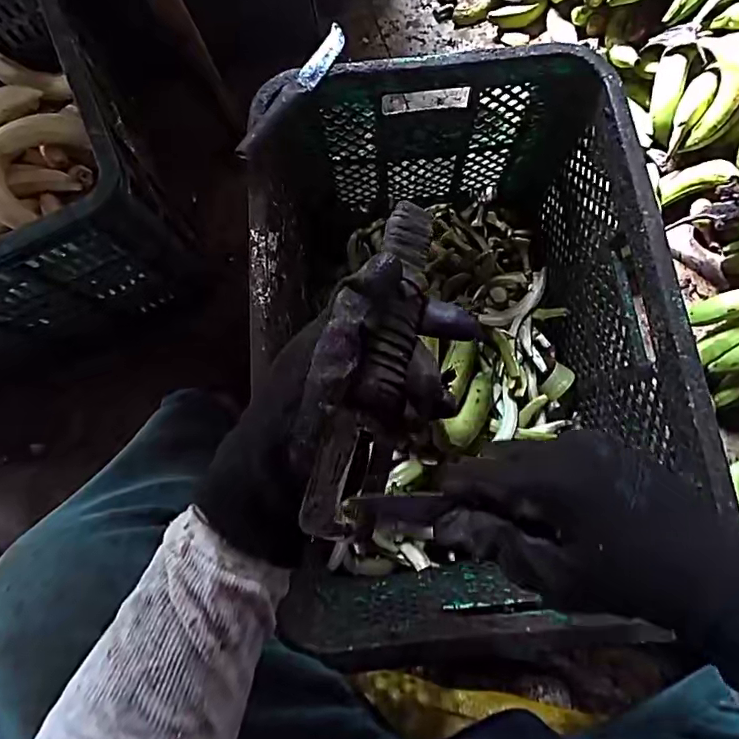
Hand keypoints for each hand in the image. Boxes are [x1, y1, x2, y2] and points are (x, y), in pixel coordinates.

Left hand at [194, 253, 475, 567]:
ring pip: (414, 384)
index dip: (434, 315)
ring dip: (427, 399)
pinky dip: (420, 419)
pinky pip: (409, 413)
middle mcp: (360, 356)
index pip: (398, 310)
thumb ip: (357, 307)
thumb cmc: (293, 409)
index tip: (468, 329)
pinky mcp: (372, 424)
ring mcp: (367, 391)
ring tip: (428, 418)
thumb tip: (389, 259)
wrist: (270, 478)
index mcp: (346, 332)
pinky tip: (425, 431)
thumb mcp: (324, 351)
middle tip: (434, 397)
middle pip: (411, 351)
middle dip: (425, 372)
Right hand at [435, 430, 738, 694]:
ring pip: (531, 452)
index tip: (435, 512)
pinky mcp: (612, 443)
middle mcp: (566, 443)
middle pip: (503, 456)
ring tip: (525, 520)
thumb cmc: (629, 581)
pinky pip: (560, 451)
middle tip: (481, 525)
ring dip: (516, 479)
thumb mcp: (557, 577)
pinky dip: (545, 474)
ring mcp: (592, 439)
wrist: (712, 568)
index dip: (451, 491)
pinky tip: (560, 507)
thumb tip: (454, 525)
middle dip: (484, 486)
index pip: (478, 471)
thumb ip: (501, 544)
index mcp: (549, 475)